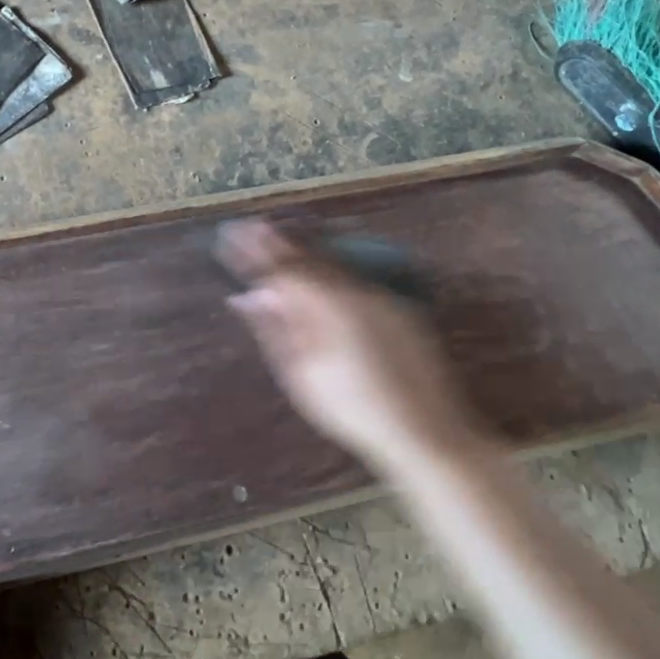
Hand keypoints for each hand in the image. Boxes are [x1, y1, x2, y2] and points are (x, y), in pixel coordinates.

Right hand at [216, 220, 480, 467]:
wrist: (428, 432)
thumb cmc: (353, 409)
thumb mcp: (301, 375)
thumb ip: (274, 328)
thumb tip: (248, 295)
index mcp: (324, 304)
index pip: (281, 267)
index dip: (254, 249)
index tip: (231, 234)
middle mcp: (353, 290)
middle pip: (308, 258)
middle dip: (277, 242)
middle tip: (251, 226)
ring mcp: (381, 297)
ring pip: (334, 265)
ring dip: (305, 252)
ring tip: (280, 240)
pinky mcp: (401, 309)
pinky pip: (354, 278)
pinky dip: (330, 270)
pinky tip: (321, 273)